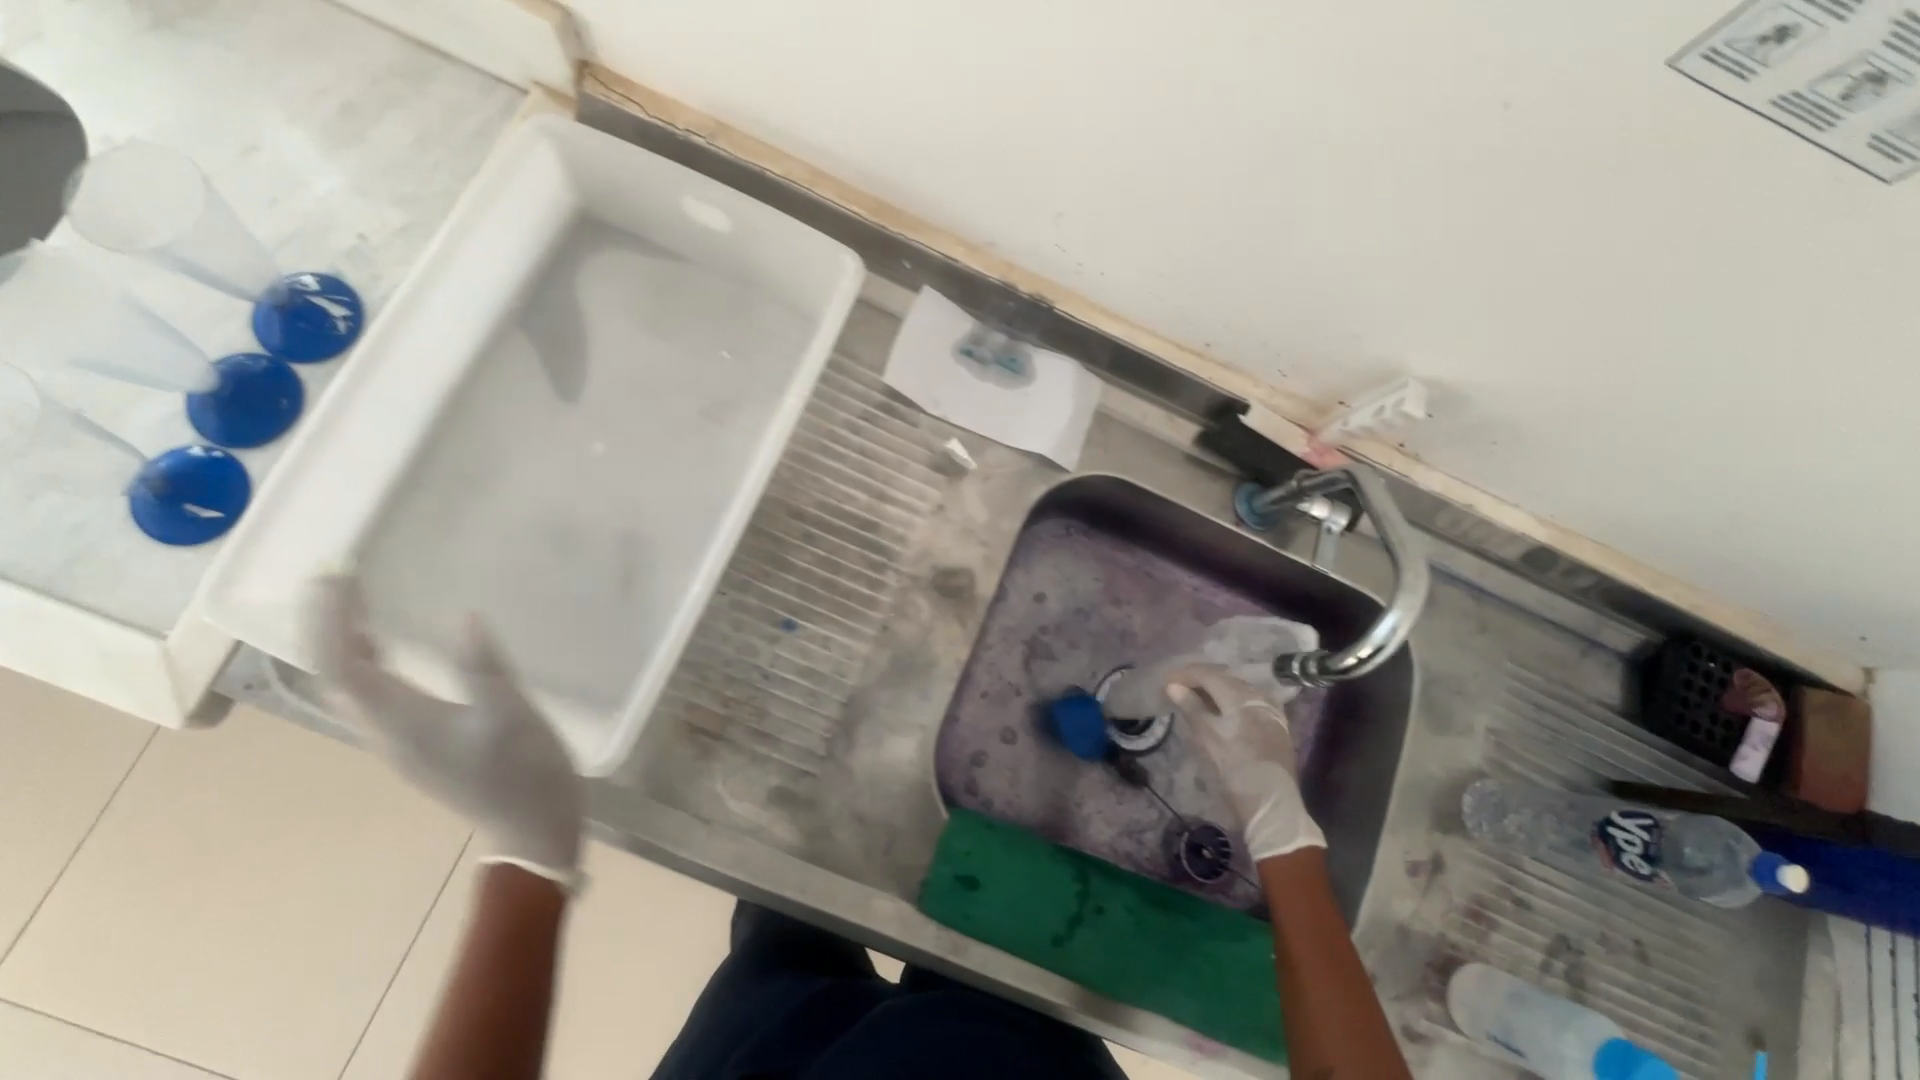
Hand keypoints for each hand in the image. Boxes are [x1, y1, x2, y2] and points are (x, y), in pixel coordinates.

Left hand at [312, 574, 584, 890]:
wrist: (532, 829)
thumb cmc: (526, 772)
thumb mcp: (513, 715)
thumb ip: (484, 667)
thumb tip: (463, 617)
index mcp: (403, 722)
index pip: (341, 665)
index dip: (330, 619)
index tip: (338, 574)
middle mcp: (385, 732)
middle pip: (331, 675)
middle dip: (323, 624)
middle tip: (336, 578)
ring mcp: (398, 742)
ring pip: (347, 687)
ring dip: (339, 642)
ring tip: (352, 601)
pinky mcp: (416, 745)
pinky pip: (370, 696)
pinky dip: (365, 661)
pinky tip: (386, 645)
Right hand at [1165, 664, 1322, 860]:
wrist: (1272, 805)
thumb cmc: (1235, 772)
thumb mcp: (1207, 740)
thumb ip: (1192, 708)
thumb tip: (1173, 686)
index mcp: (1242, 698)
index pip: (1210, 674)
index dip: (1186, 675)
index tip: (1167, 682)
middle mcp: (1260, 697)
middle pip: (1226, 678)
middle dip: (1201, 680)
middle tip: (1178, 688)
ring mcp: (1271, 710)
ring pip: (1239, 689)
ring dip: (1216, 690)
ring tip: (1196, 699)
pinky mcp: (1276, 725)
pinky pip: (1249, 702)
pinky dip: (1230, 701)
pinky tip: (1220, 712)